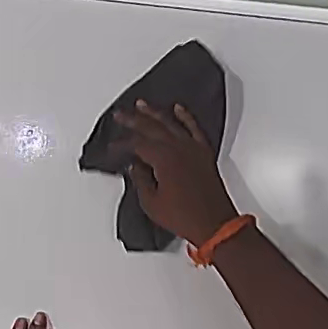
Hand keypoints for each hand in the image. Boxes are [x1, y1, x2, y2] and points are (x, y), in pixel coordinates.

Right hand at [113, 101, 239, 244]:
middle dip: (133, 119)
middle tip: (119, 115)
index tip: (113, 147)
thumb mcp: (151, 202)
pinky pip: (194, 127)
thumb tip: (135, 166)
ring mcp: (192, 148)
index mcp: (163, 158)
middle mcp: (178, 148)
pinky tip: (178, 108)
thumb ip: (140, 179)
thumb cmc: (184, 216)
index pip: (137, 143)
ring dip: (154, 112)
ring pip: (170, 122)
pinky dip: (185, 116)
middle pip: (151, 127)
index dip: (122, 144)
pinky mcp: (203, 152)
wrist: (214, 224)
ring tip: (141, 104)